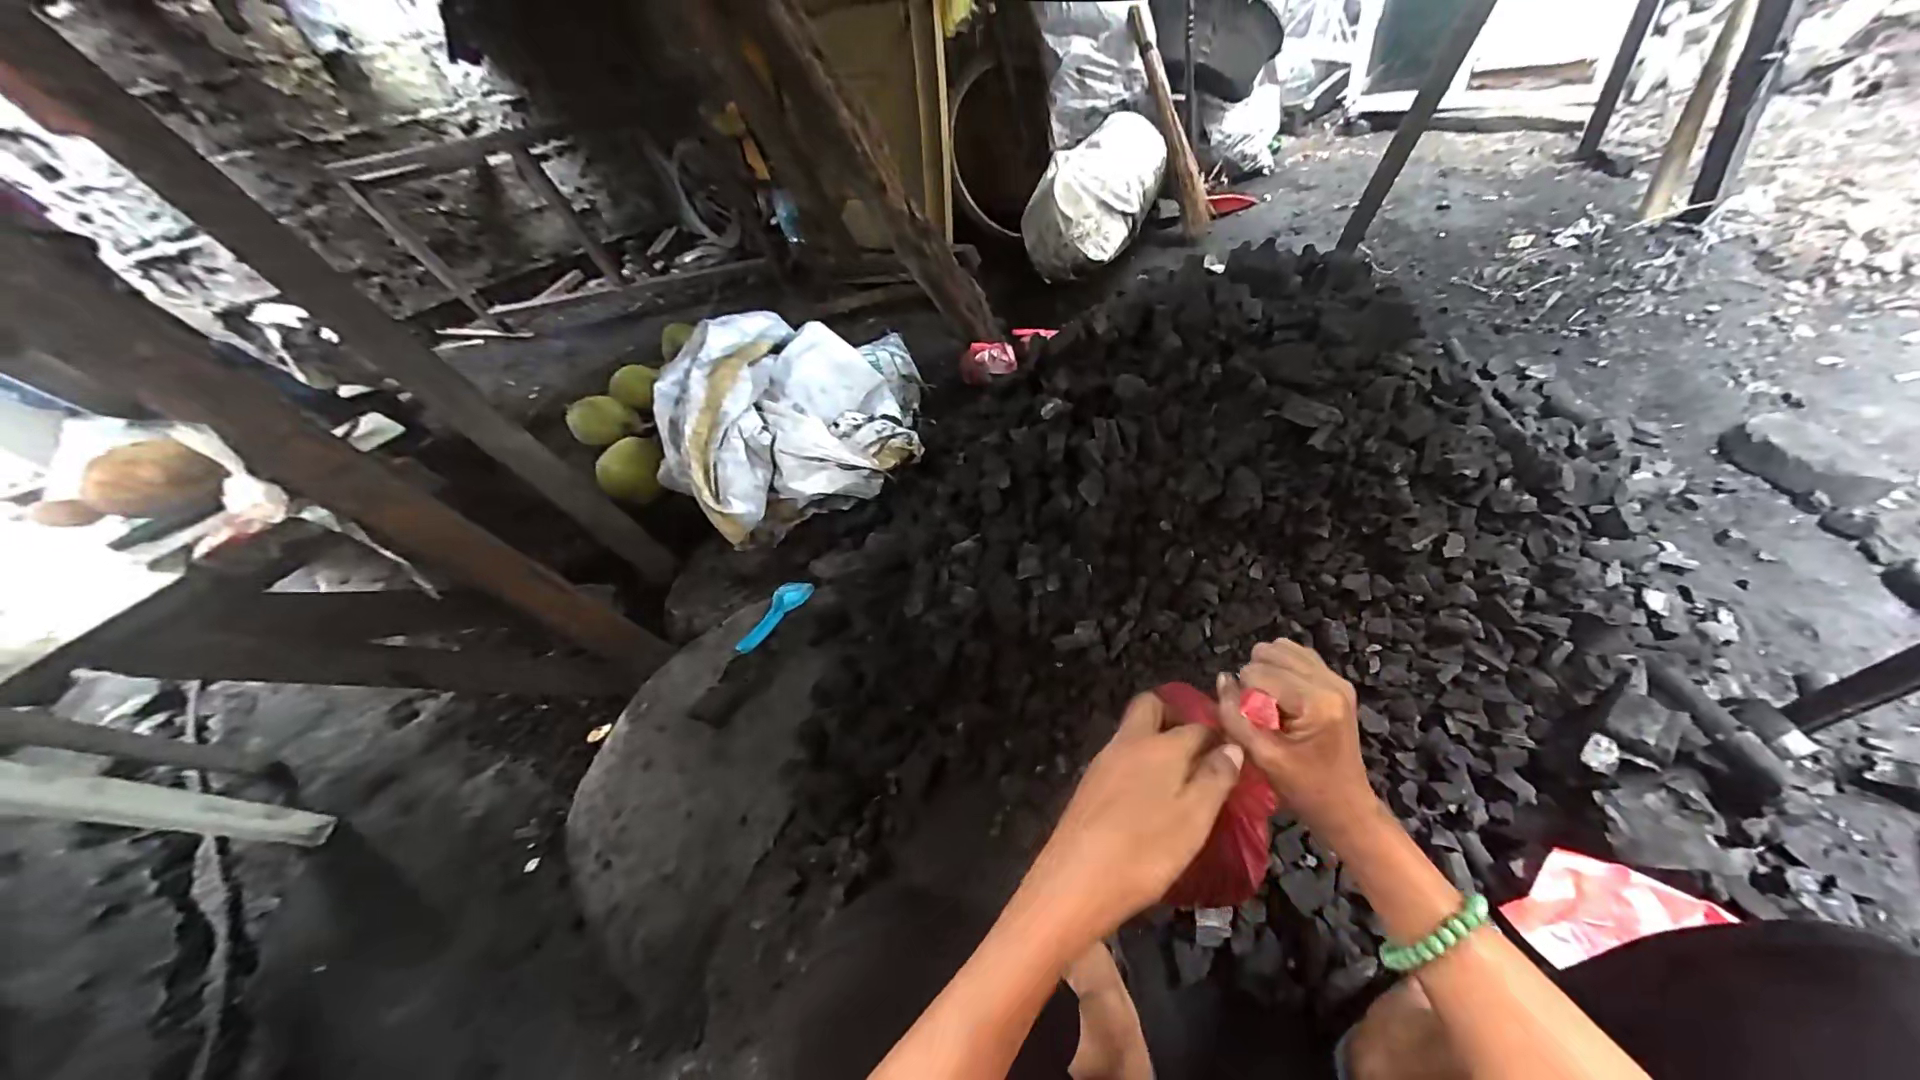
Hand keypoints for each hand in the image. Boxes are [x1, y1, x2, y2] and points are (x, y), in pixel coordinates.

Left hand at [1020, 693, 1245, 941]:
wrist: (1076, 878)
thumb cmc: (1145, 849)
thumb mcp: (1194, 818)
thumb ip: (1215, 778)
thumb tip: (1231, 747)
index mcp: (1159, 745)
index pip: (1196, 724)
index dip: (1218, 733)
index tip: (1235, 751)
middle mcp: (1128, 742)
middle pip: (1150, 707)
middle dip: (1176, 717)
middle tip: (1202, 751)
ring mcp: (1103, 761)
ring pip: (1134, 733)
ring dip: (1158, 743)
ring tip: (1185, 780)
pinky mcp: (1090, 784)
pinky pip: (1121, 759)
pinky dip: (1141, 765)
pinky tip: (1153, 798)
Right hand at [1215, 639, 1378, 841]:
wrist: (1345, 804)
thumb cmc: (1303, 787)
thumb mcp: (1261, 756)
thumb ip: (1234, 716)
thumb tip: (1223, 678)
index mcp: (1316, 702)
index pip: (1256, 672)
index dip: (1245, 697)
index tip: (1257, 725)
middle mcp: (1330, 681)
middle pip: (1268, 653)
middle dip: (1255, 680)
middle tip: (1263, 714)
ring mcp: (1336, 678)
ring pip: (1280, 647)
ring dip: (1266, 671)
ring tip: (1272, 703)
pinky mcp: (1336, 680)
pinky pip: (1296, 654)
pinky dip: (1281, 669)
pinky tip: (1282, 696)